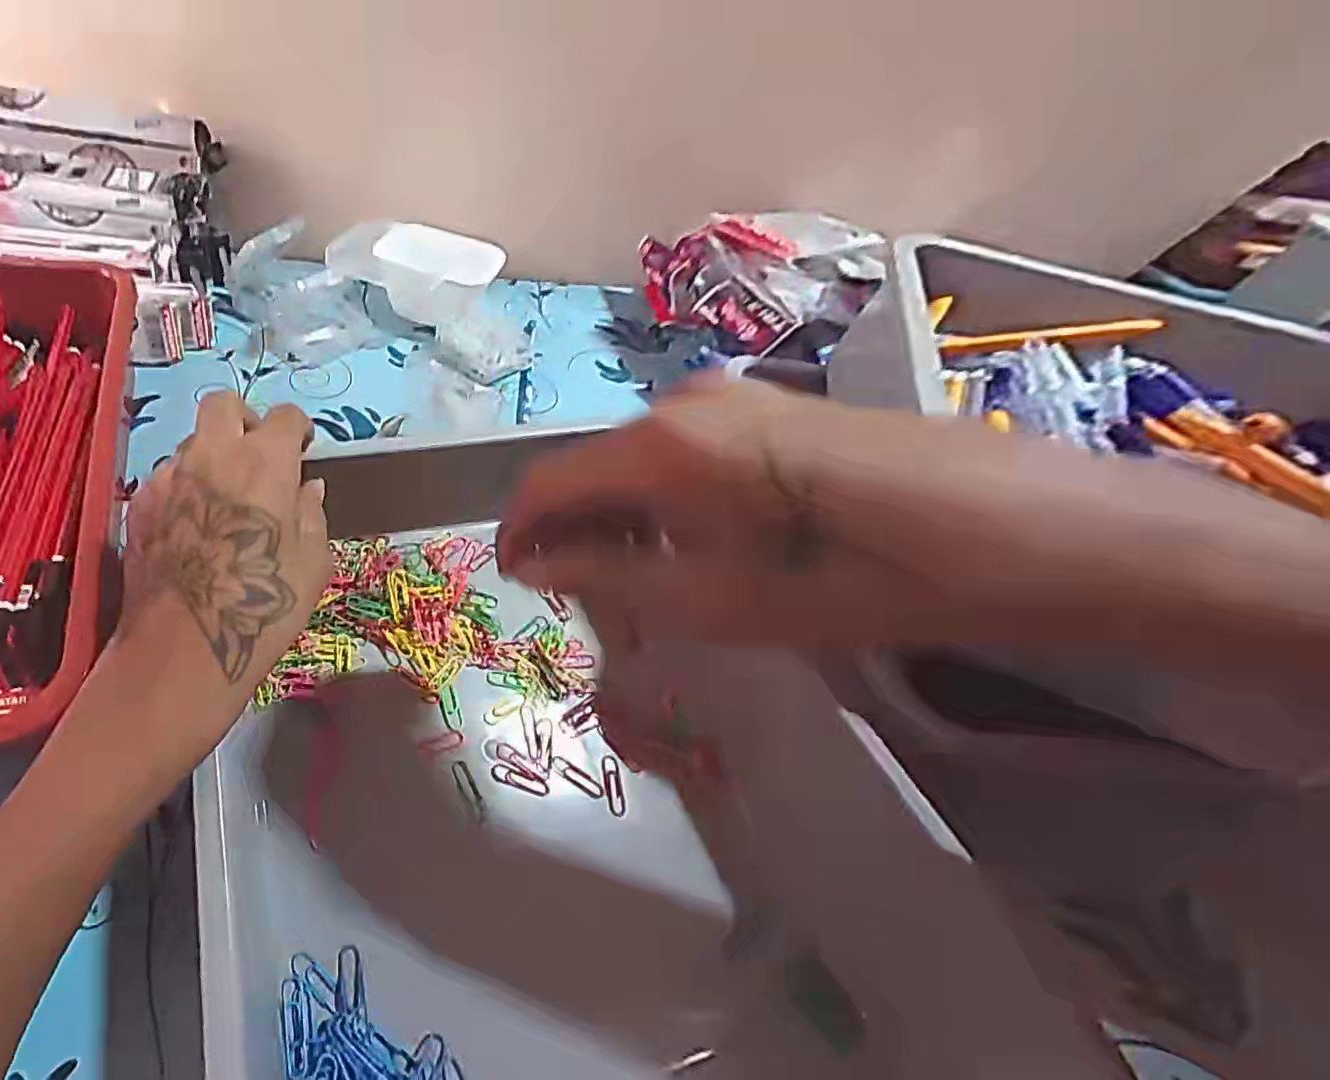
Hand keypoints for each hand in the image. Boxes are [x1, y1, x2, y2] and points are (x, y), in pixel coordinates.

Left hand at [119, 392, 330, 703]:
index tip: (303, 450)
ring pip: (191, 445)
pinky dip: (185, 490)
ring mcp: (168, 477)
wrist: (184, 647)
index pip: (286, 417)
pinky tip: (193, 530)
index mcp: (264, 462)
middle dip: (246, 419)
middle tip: (258, 456)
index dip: (299, 429)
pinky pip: (166, 480)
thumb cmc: (263, 605)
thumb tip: (307, 488)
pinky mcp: (138, 506)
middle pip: (224, 404)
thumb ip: (312, 515)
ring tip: (223, 504)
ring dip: (212, 459)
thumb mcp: (313, 563)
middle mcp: (211, 455)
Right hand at [495, 372, 1251, 649]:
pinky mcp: (764, 407)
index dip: (517, 530)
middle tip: (575, 592)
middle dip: (569, 532)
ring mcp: (728, 398)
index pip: (547, 481)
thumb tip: (534, 566)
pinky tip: (683, 544)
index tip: (509, 575)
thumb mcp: (713, 598)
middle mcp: (681, 403)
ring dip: (614, 519)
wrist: (1032, 533)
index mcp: (660, 444)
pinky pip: (677, 454)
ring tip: (630, 579)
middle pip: (588, 469)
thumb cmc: (859, 578)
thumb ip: (607, 576)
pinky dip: (657, 500)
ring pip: (631, 463)